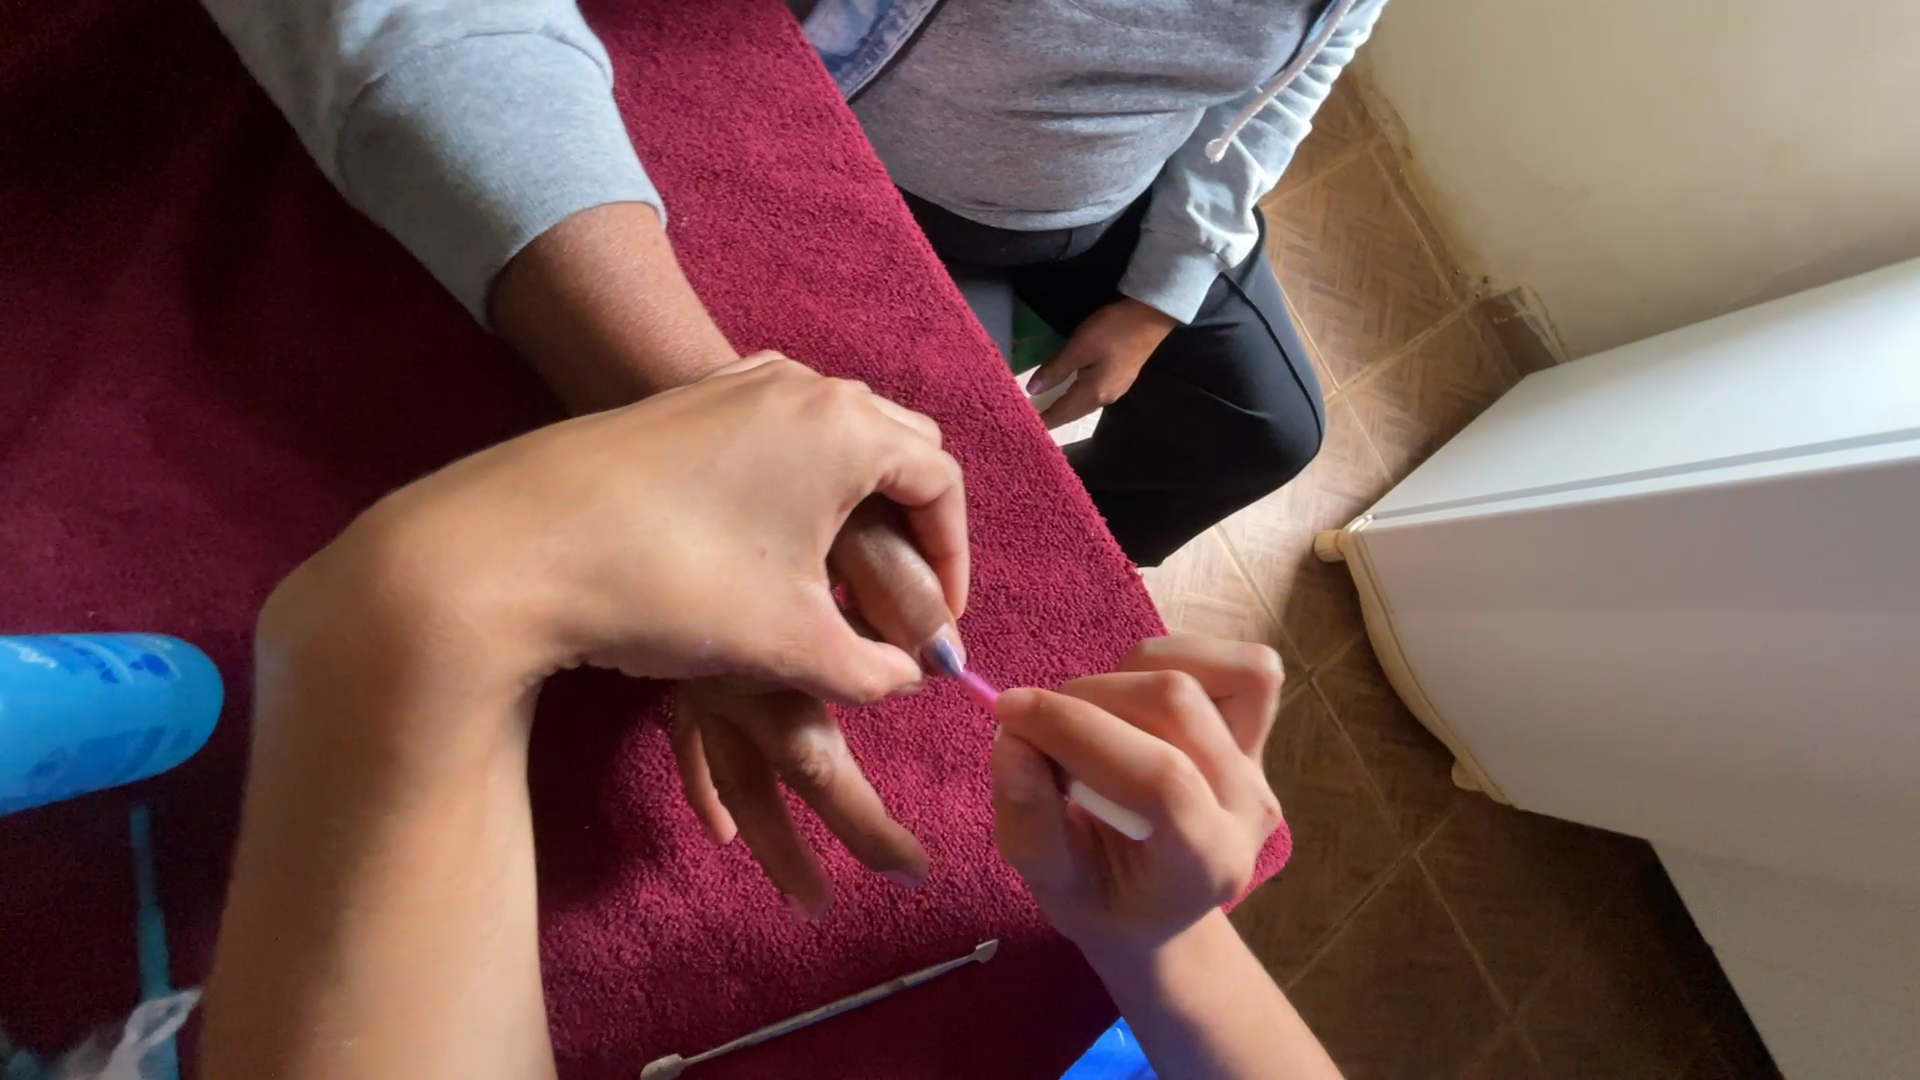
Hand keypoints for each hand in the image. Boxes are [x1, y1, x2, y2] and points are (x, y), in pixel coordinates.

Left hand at [268, 353, 967, 714]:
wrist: (502, 550)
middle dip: (918, 522)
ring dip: (863, 499)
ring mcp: (738, 382)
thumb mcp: (793, 644)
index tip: (943, 620)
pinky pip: (782, 429)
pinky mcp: (689, 402)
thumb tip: (914, 676)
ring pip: (841, 433)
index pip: (942, 482)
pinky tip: (777, 529)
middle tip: (905, 591)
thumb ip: (876, 670)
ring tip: (844, 567)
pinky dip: (808, 478)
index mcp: (846, 428)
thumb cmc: (674, 585)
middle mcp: (802, 385)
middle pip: (902, 446)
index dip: (956, 557)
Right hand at [671, 499, 961, 915]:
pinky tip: (721, 829)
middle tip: (897, 886)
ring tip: (810, 897)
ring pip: (741, 784)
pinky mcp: (675, 673)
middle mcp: (743, 695)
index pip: (833, 778)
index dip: (877, 832)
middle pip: (800, 787)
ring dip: (777, 843)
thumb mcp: (857, 540)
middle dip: (849, 840)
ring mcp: (703, 687)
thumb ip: (904, 600)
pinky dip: (704, 786)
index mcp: (788, 676)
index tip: (919, 871)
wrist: (667, 464)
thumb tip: (940, 665)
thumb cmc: (768, 490)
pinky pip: (688, 746)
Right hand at [991, 636, 1284, 952]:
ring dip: (1119, 677)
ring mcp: (1259, 763)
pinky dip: (1174, 658)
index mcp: (1208, 862)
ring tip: (1089, 718)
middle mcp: (1247, 806)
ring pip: (1195, 674)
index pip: (1161, 778)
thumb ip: (1029, 821)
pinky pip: (1242, 665)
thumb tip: (1012, 738)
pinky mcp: (1259, 728)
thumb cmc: (1101, 896)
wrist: (1156, 902)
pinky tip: (1135, 696)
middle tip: (1040, 730)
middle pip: (1173, 703)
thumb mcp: (1051, 885)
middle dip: (1085, 700)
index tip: (1008, 714)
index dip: (1077, 731)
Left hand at [1027, 297, 1176, 428]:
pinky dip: (1073, 399)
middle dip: (1051, 419)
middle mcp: (1103, 399)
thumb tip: (1032, 391)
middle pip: (1071, 414)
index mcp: (1092, 394)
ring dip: (1062, 410)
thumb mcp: (1079, 347)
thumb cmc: (1113, 330)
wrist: (1152, 317)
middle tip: (1029, 422)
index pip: (1060, 414)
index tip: (1024, 429)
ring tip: (1043, 412)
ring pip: (1080, 407)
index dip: (1042, 421)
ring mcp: (1114, 391)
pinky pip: (1089, 397)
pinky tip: (1066, 396)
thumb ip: (1055, 370)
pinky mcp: (1118, 380)